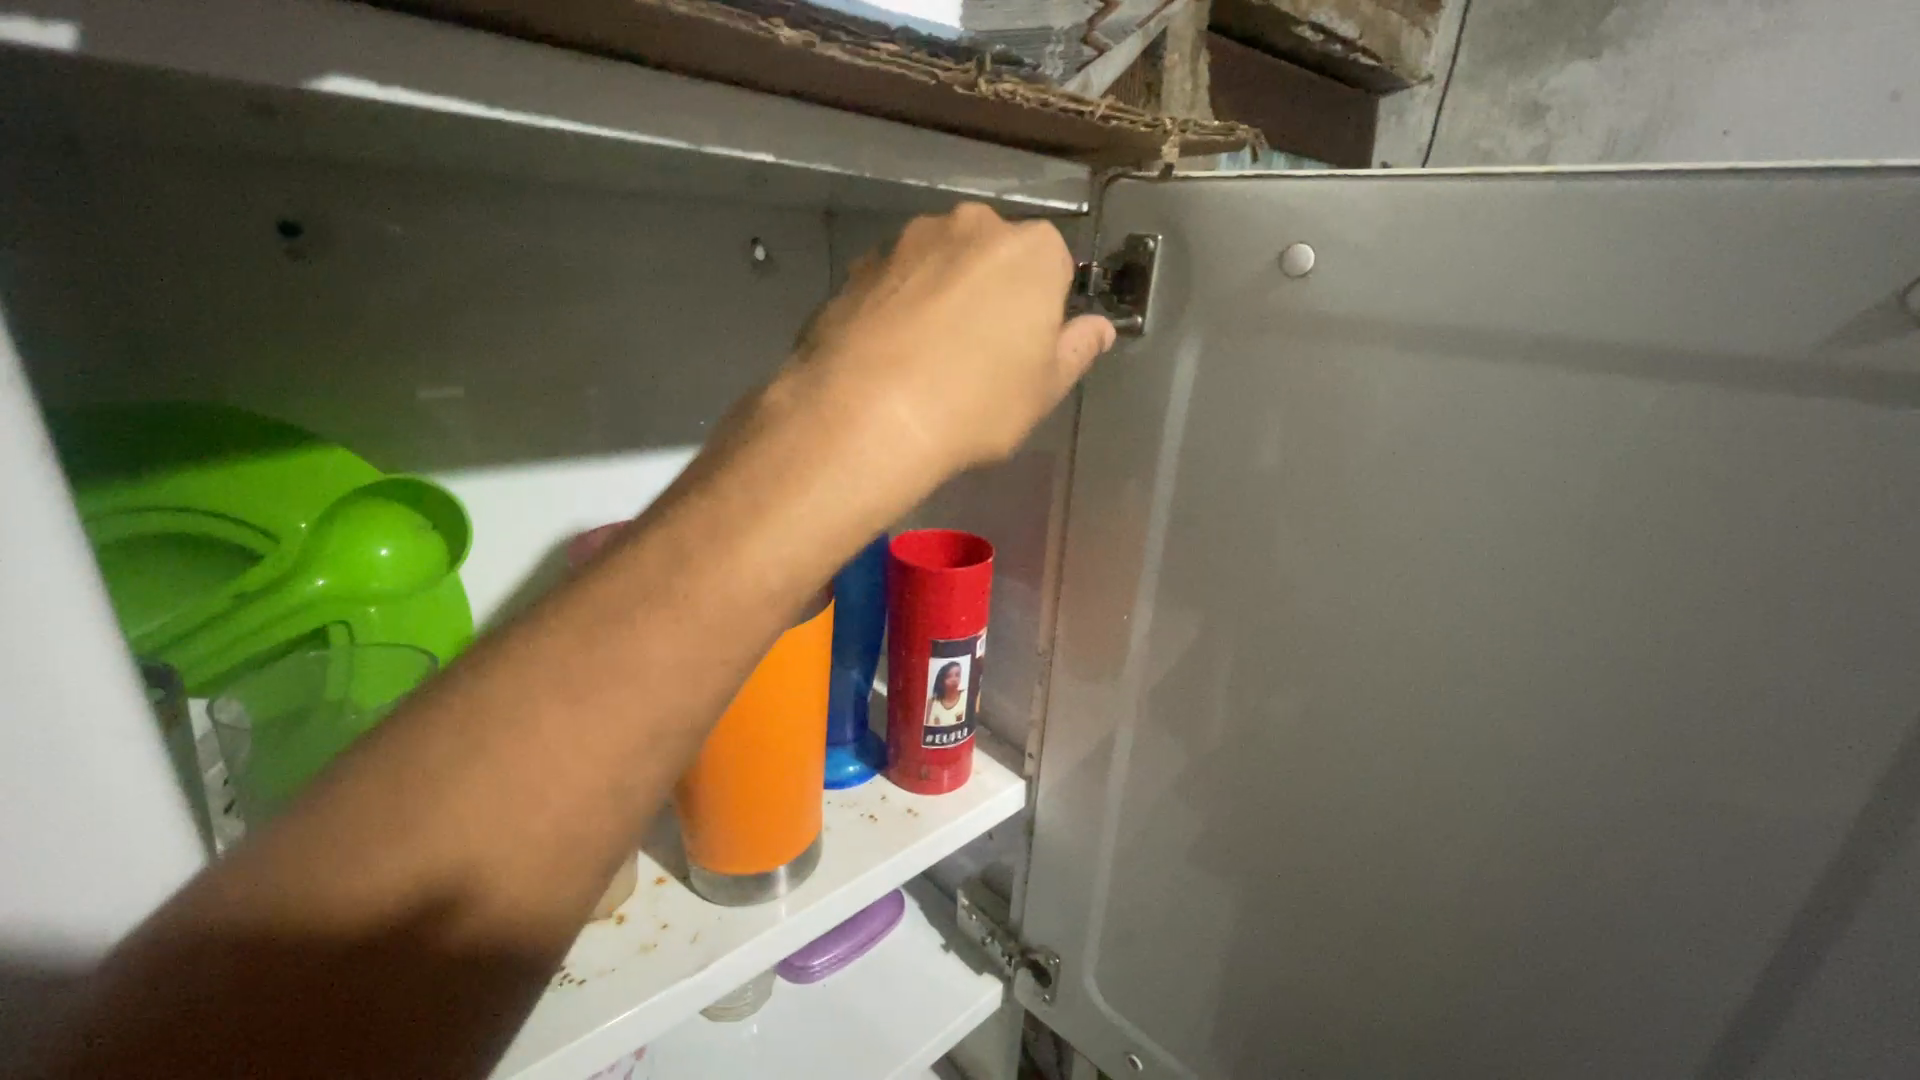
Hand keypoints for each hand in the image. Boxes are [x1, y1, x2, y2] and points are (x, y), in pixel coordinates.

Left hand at [788, 203, 1115, 476]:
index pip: (1053, 267)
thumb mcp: (1044, 390)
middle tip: (978, 355)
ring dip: (940, 295)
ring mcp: (907, 241)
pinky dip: (896, 307)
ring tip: (926, 358)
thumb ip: (1076, 350)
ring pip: (938, 264)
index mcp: (1031, 249)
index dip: (1042, 310)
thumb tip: (1098, 328)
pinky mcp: (858, 268)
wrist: (867, 414)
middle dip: (991, 292)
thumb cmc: (976, 404)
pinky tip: (889, 356)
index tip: (1025, 350)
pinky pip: (893, 284)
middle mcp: (970, 226)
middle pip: (993, 256)